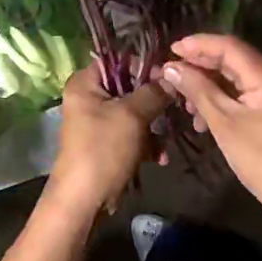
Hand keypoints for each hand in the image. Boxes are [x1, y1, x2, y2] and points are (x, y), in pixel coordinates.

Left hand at [45, 68, 171, 215]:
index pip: (117, 61)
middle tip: (177, 106)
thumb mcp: (131, 116)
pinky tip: (160, 158)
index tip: (169, 76)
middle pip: (128, 87)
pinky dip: (145, 144)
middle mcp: (88, 97)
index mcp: (84, 83)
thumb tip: (170, 78)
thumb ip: (152, 93)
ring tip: (167, 138)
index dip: (143, 66)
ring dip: (153, 126)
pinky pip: (131, 134)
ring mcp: (96, 121)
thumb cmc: (103, 149)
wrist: (85, 199)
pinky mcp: (106, 143)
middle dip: (153, 101)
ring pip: (133, 112)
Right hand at [159, 34, 261, 219]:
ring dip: (207, 84)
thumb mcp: (224, 123)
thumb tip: (171, 67)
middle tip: (170, 73)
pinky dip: (220, 99)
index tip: (170, 50)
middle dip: (199, 65)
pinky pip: (242, 94)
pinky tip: (202, 117)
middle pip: (231, 59)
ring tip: (183, 100)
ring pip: (234, 78)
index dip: (197, 44)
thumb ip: (197, 90)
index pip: (228, 46)